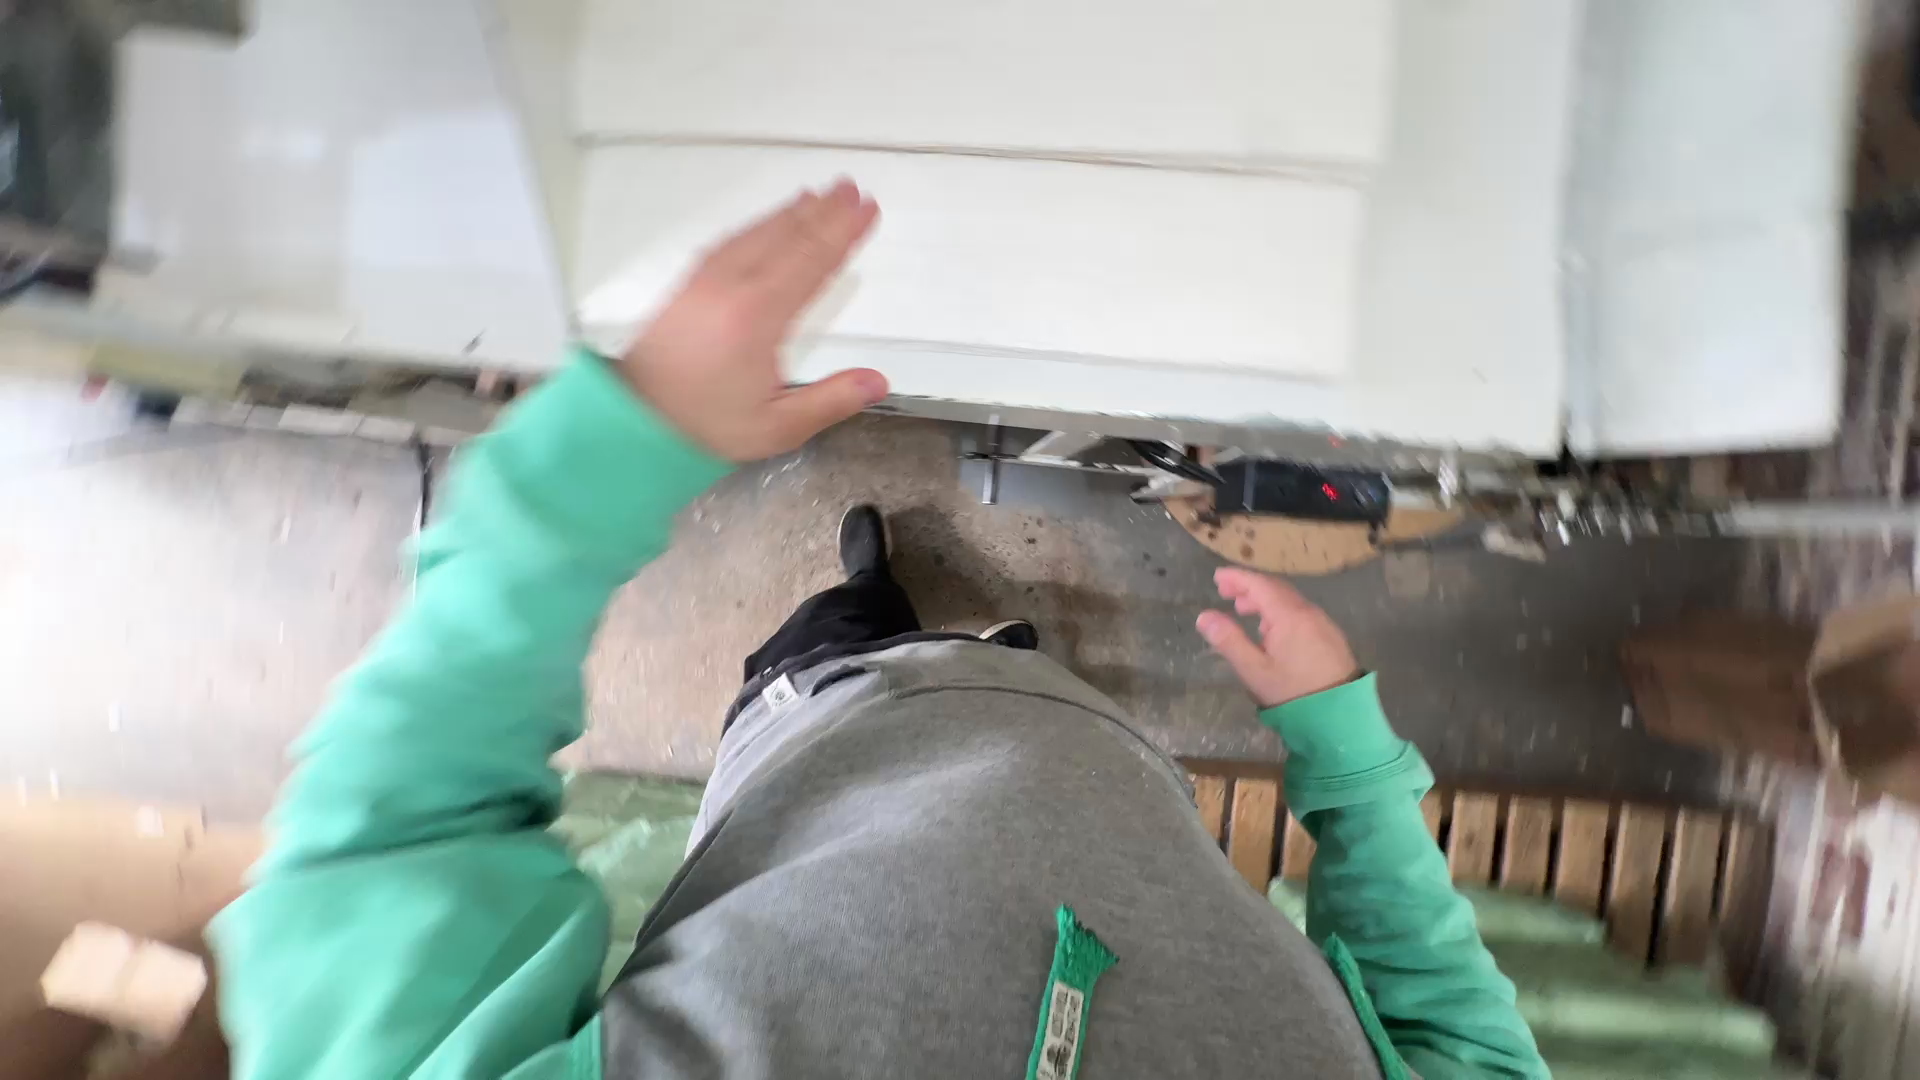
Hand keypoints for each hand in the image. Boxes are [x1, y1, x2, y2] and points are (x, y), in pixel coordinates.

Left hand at [618, 180, 886, 461]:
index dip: (843, 233)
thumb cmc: (706, 423)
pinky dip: (759, 223)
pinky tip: (768, 222)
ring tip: (818, 195)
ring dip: (792, 211)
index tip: (866, 210)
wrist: (638, 418)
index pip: (811, 261)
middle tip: (851, 189)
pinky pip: (732, 239)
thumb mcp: (778, 426)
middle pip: (786, 235)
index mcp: (758, 315)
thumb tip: (878, 381)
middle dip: (823, 211)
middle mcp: (731, 286)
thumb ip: (831, 401)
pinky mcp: (689, 284)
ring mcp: (706, 280)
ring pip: (757, 231)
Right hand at [1196, 568, 1359, 707]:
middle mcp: (1308, 612)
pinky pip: (1300, 611)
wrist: (1340, 715)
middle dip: (1248, 586)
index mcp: (1289, 616)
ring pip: (1289, 599)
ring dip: (1264, 598)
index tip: (1217, 576)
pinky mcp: (1330, 635)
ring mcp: (1322, 622)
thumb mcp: (1253, 669)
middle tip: (1225, 592)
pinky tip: (1270, 628)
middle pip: (1275, 588)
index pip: (1259, 585)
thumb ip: (1228, 640)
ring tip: (1243, 610)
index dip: (1237, 577)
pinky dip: (1279, 609)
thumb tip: (1204, 616)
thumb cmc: (1292, 691)